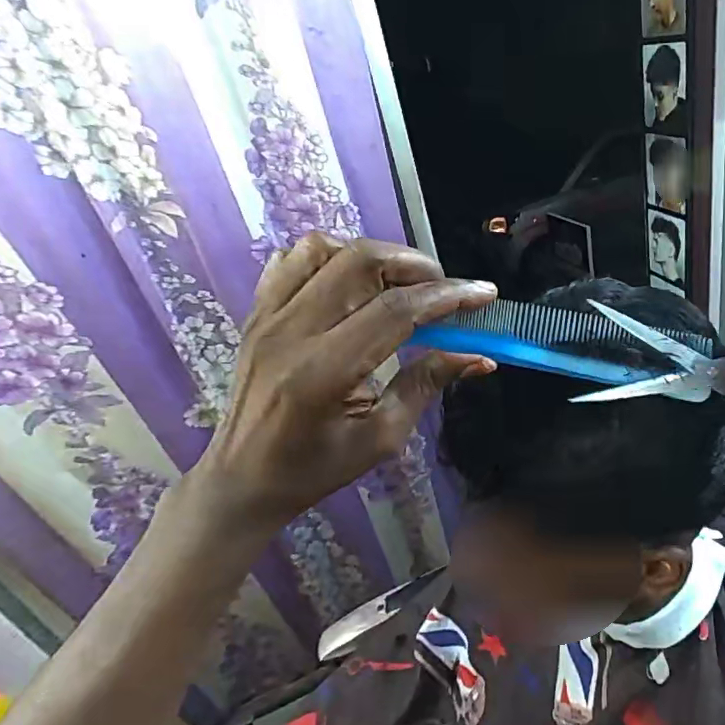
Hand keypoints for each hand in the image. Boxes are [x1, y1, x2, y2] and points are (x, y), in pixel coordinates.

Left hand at [191, 234, 496, 530]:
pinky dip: (330, 255)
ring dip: (373, 254)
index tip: (483, 294)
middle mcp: (291, 330)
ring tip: (400, 280)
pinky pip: (293, 259)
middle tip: (443, 287)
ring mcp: (267, 314)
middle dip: (414, 265)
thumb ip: (426, 385)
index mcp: (322, 371)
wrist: (241, 476)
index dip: (446, 297)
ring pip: (325, 249)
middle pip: (360, 263)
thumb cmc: (313, 467)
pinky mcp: (256, 310)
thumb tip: (478, 355)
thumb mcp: (379, 438)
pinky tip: (351, 277)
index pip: (395, 311)